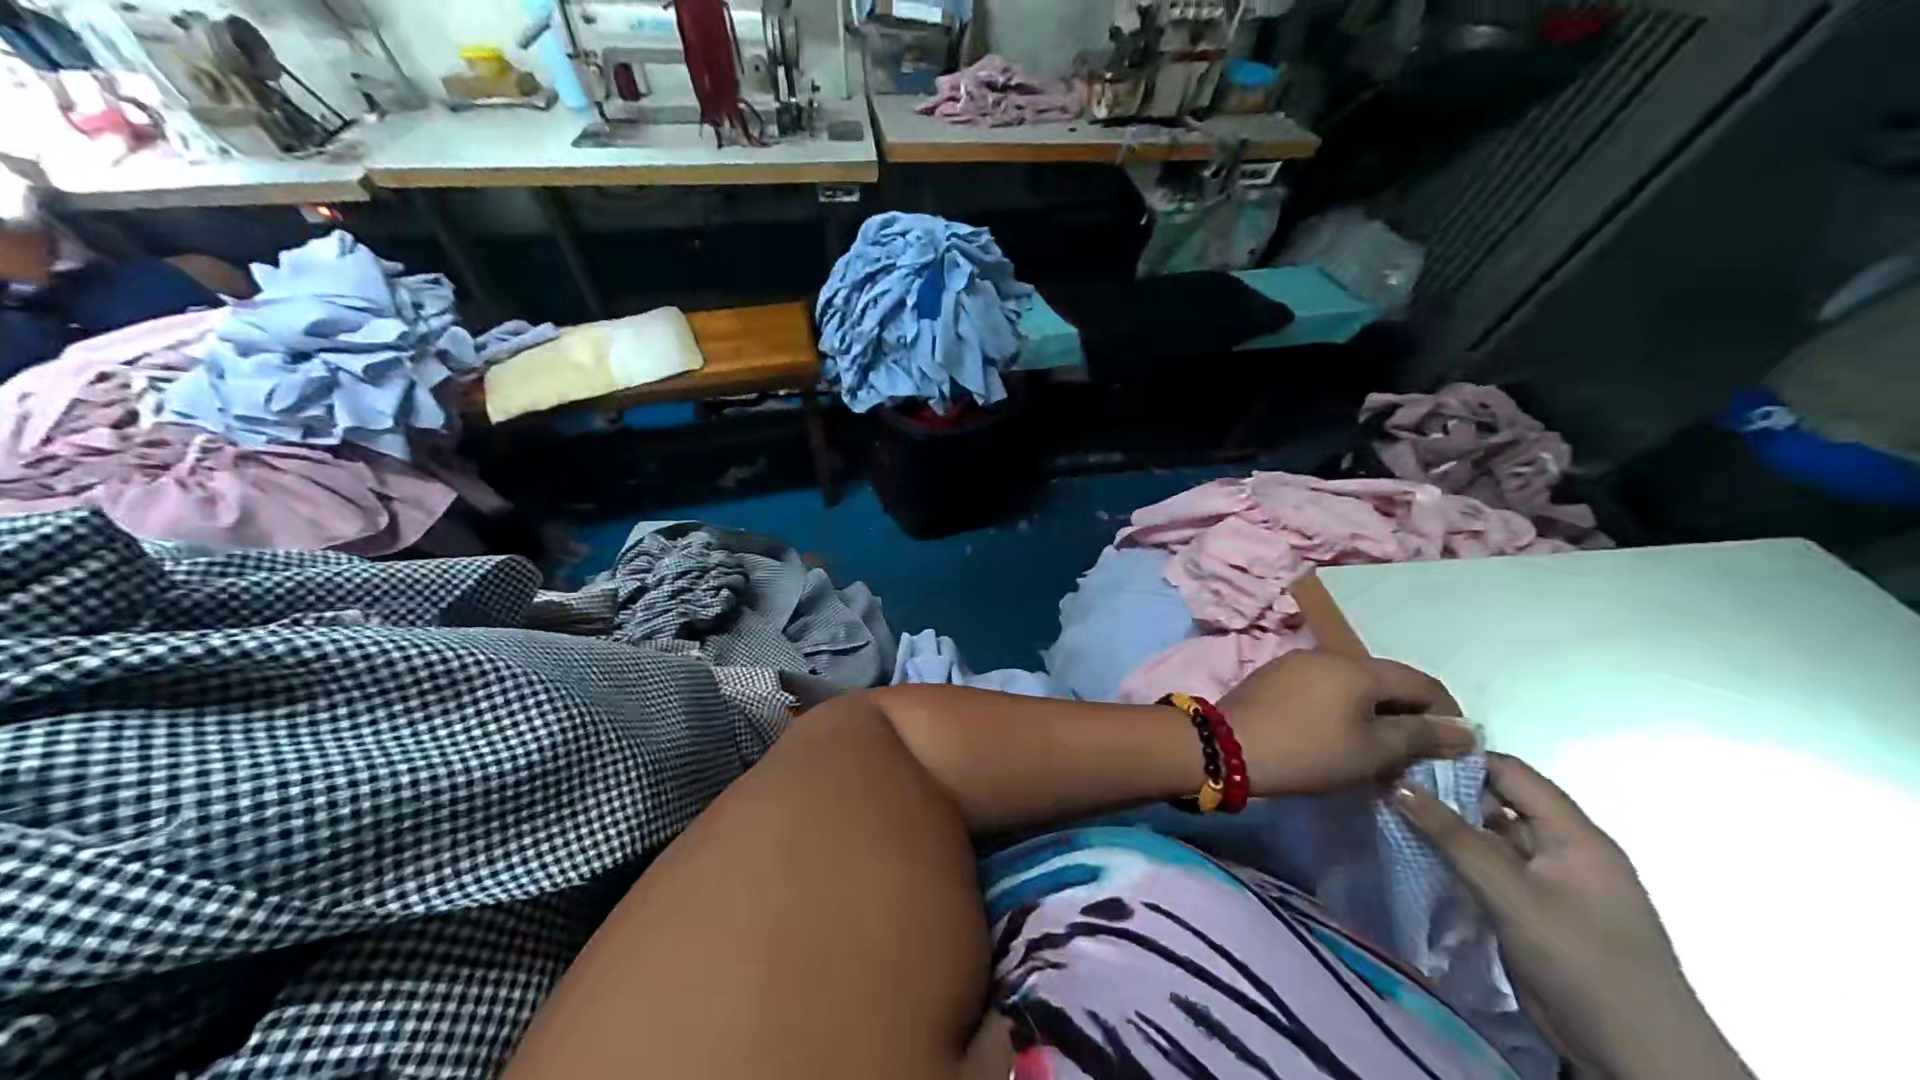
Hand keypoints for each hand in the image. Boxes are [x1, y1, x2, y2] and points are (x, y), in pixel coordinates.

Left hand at [1218, 650, 1475, 796]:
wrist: (1228, 746)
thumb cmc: (1308, 750)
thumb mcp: (1371, 750)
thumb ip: (1419, 736)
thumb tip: (1463, 729)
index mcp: (1360, 668)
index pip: (1422, 682)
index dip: (1446, 712)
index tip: (1454, 746)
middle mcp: (1329, 655)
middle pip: (1385, 679)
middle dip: (1408, 712)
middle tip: (1417, 751)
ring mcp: (1297, 662)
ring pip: (1352, 683)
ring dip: (1373, 709)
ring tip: (1378, 745)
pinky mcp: (1274, 676)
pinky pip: (1322, 687)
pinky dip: (1341, 706)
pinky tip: (1337, 733)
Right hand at [1394, 754, 1752, 1079]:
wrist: (1635, 1054)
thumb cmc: (1581, 959)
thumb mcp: (1512, 894)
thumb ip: (1454, 837)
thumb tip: (1397, 783)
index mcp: (1574, 834)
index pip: (1512, 773)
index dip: (1461, 759)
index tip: (1405, 754)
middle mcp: (1561, 848)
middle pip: (1497, 801)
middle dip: (1446, 791)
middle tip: (1388, 784)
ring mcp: (1546, 880)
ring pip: (1488, 835)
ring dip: (1446, 826)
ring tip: (1392, 812)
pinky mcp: (1530, 908)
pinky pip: (1487, 868)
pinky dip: (1455, 857)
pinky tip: (1417, 851)